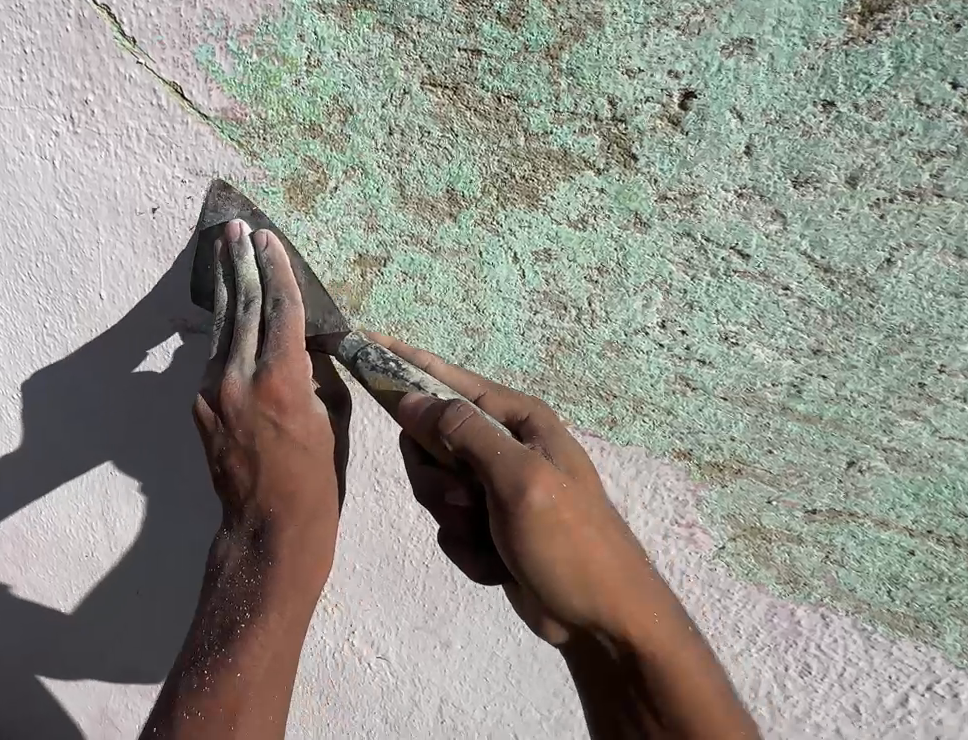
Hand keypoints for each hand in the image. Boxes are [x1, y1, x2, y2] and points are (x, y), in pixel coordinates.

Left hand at [193, 220, 348, 572]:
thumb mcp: (332, 422)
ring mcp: (211, 390)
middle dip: (240, 263)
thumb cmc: (317, 483)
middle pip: (241, 306)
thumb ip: (316, 374)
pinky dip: (225, 331)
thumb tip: (307, 342)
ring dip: (226, 288)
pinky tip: (229, 311)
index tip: (268, 239)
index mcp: (281, 379)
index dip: (276, 270)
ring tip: (225, 252)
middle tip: (236, 229)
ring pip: (221, 327)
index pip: (279, 309)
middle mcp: (239, 377)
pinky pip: (215, 358)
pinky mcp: (197, 405)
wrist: (265, 531)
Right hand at [376, 333, 679, 647]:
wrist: (604, 627)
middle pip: (426, 438)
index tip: (363, 340)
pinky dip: (466, 548)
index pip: (446, 377)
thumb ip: (462, 432)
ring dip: (453, 517)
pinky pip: (445, 524)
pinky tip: (498, 563)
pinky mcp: (485, 523)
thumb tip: (411, 398)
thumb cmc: (571, 544)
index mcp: (516, 420)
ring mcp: (491, 485)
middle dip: (435, 476)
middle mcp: (501, 444)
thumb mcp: (518, 479)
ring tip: (490, 536)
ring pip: (430, 484)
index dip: (402, 359)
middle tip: (464, 499)